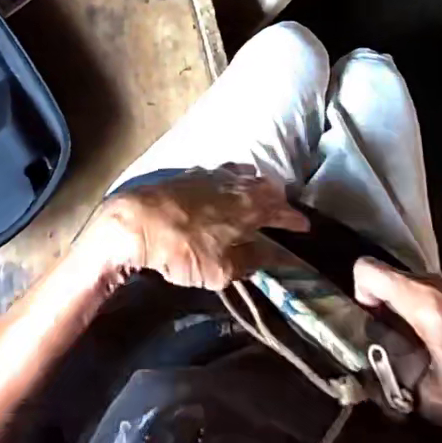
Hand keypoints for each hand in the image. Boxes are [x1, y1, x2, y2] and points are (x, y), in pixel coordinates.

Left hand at [79, 165, 309, 289]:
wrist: (135, 222)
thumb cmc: (182, 250)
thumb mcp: (222, 270)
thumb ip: (251, 259)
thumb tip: (273, 253)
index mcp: (248, 206)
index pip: (281, 209)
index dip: (294, 219)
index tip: (305, 226)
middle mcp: (233, 183)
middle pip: (264, 185)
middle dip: (277, 198)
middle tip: (282, 212)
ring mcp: (209, 174)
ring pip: (242, 174)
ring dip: (254, 185)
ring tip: (257, 196)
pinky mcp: (188, 174)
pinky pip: (220, 172)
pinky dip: (231, 179)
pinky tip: (224, 188)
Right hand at [353, 259, 441, 442]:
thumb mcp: (428, 397)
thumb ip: (390, 370)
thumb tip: (363, 365)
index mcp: (426, 300)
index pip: (368, 269)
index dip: (360, 293)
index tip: (371, 322)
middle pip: (395, 277)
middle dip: (389, 306)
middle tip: (398, 345)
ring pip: (420, 284)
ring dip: (413, 308)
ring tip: (427, 348)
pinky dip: (437, 310)